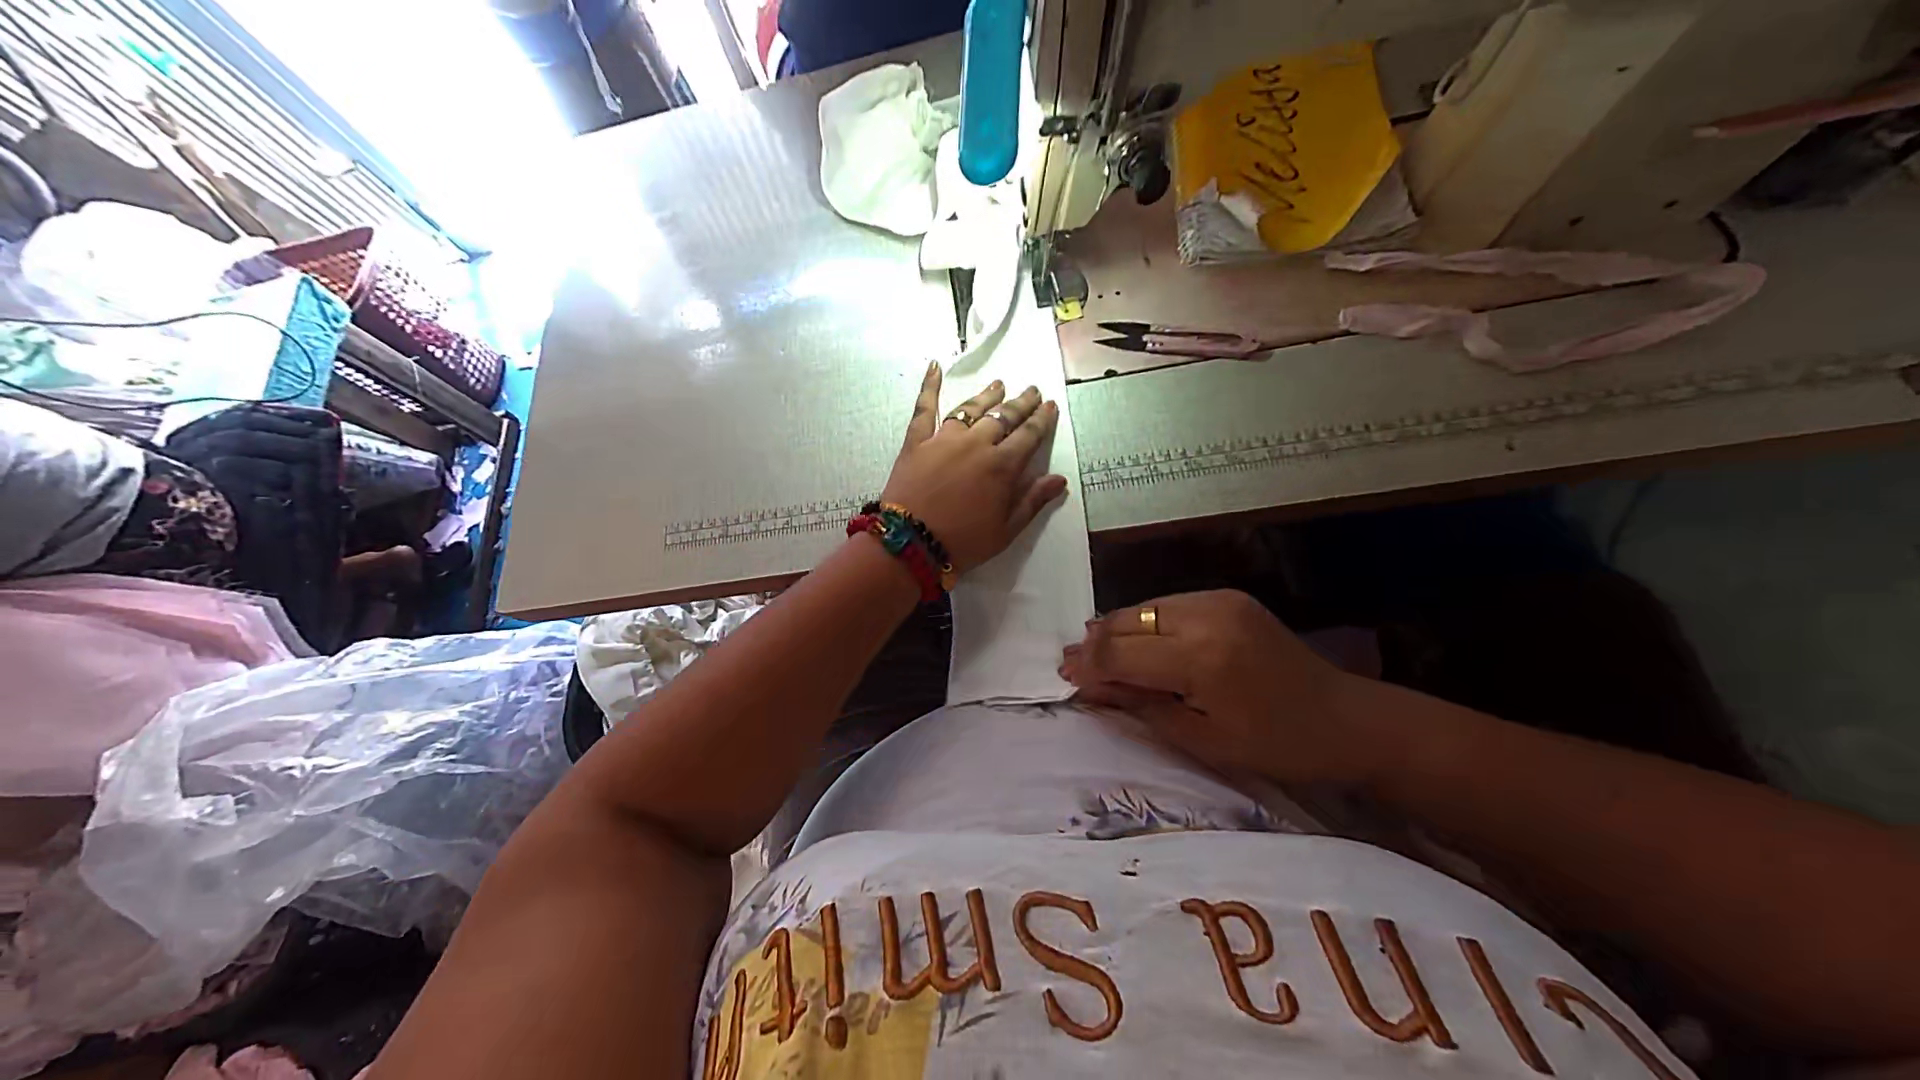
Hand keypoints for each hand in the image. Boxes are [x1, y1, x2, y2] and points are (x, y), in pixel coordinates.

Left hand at [880, 363, 1067, 572]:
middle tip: (1032, 391)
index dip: (1042, 419)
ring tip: (998, 385)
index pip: (1029, 435)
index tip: (1050, 406)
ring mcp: (944, 439)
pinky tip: (934, 367)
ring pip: (970, 408)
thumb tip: (1059, 479)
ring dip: (987, 395)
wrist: (911, 543)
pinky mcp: (917, 441)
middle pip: (1003, 417)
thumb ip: (1033, 500)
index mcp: (1002, 466)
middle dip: (1021, 403)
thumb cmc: (963, 542)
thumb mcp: (1006, 530)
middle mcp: (977, 444)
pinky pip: (924, 409)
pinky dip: (930, 387)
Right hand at [1059, 590, 1373, 785]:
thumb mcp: (1201, 738)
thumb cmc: (1275, 745)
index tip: (1065, 677)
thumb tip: (1089, 687)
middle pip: (1127, 620)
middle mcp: (1206, 615)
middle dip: (1096, 644)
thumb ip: (1140, 705)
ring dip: (1118, 630)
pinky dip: (1145, 622)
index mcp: (1202, 658)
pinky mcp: (1229, 596)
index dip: (1087, 664)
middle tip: (1071, 665)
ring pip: (1144, 607)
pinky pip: (1169, 604)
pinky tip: (1137, 642)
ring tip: (1096, 654)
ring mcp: (1219, 599)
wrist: (1348, 719)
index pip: (1120, 651)